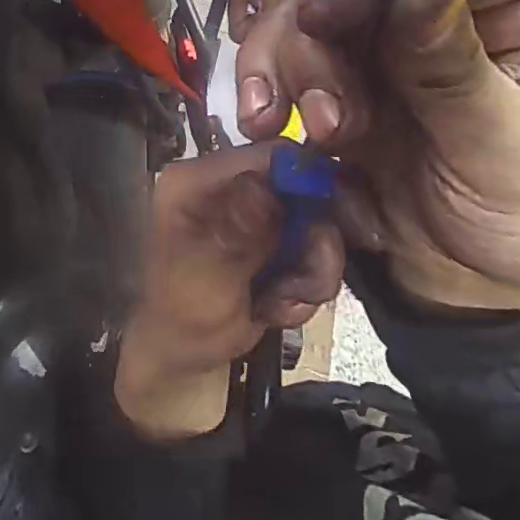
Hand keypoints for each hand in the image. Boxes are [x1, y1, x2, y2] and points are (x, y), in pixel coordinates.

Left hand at [115, 144, 344, 438]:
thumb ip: (234, 237)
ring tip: (283, 305)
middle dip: (317, 241)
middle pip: (303, 186)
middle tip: (313, 283)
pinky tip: (279, 308)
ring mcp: (255, 211)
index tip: (342, 219)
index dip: (311, 180)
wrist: (180, 364)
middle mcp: (231, 185)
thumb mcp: (202, 282)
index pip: (269, 155)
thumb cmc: (177, 324)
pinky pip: (314, 248)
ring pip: (316, 222)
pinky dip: (307, 282)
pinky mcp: (274, 236)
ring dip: (312, 270)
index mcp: (199, 180)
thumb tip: (263, 190)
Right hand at [228, 0, 519, 312]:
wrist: (467, 292)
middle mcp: (444, 8)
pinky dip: (265, 77)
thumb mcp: (505, 148)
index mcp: (519, 8)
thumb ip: (457, 69)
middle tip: (322, 101)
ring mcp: (385, 42)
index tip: (341, 5)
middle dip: (322, 24)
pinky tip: (265, 120)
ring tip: (310, 133)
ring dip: (290, 60)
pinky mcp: (340, 77)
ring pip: (310, 4)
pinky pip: (285, 50)